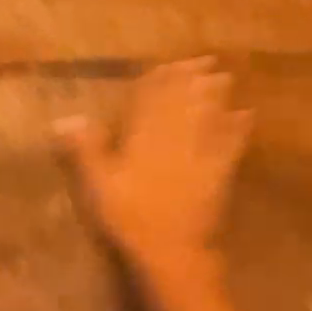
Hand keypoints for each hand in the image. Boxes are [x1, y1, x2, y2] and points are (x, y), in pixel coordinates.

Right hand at [56, 57, 251, 277]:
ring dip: (215, 97)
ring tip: (221, 77)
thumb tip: (65, 118)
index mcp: (143, 142)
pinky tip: (246, 115)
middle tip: (200, 60)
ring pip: (209, 119)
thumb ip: (84, 149)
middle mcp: (175, 142)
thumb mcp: (96, 184)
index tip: (162, 65)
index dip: (156, 83)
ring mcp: (201, 157)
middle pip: (182, 106)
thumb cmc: (127, 217)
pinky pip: (231, 146)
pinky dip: (238, 129)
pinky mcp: (219, 175)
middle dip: (189, 83)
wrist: (171, 250)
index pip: (149, 105)